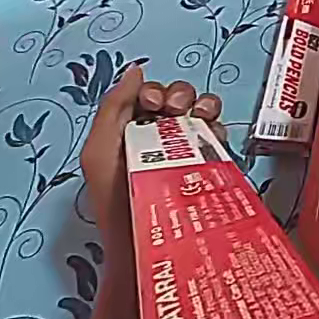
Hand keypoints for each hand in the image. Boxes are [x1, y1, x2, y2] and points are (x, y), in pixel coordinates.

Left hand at [80, 66, 224, 243]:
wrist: (146, 247)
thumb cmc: (116, 204)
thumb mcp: (99, 152)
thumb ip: (112, 107)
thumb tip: (137, 71)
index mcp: (131, 130)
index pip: (149, 95)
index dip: (153, 93)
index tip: (152, 107)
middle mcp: (160, 137)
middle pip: (178, 97)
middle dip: (179, 95)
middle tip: (174, 112)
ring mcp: (187, 150)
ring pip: (202, 111)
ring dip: (202, 105)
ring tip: (197, 119)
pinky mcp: (209, 164)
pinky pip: (219, 135)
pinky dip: (218, 127)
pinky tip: (212, 135)